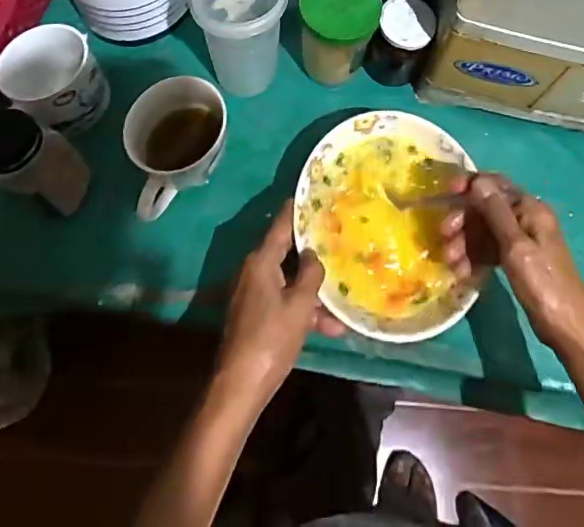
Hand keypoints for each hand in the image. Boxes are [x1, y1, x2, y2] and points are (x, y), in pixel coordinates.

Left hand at [215, 200, 345, 404]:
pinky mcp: (255, 316)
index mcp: (260, 261)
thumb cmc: (271, 338)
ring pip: (288, 281)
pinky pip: (283, 302)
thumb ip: (310, 274)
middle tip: (339, 241)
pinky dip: (303, 310)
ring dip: (313, 291)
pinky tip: (329, 327)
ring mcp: (252, 294)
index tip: (314, 196)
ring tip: (343, 298)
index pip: (281, 225)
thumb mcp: (300, 305)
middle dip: (313, 253)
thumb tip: (313, 254)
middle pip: (286, 253)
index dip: (297, 210)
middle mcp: (253, 271)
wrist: (240, 386)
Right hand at [440, 174, 583, 360]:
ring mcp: (523, 241)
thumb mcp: (515, 247)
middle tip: (444, 237)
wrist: (569, 330)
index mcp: (530, 208)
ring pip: (486, 231)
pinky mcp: (518, 261)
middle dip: (464, 221)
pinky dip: (476, 257)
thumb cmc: (543, 285)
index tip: (446, 195)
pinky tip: (463, 272)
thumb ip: (495, 212)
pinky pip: (491, 250)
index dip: (469, 185)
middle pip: (487, 209)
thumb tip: (477, 180)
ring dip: (466, 243)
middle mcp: (526, 218)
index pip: (496, 184)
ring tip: (451, 263)